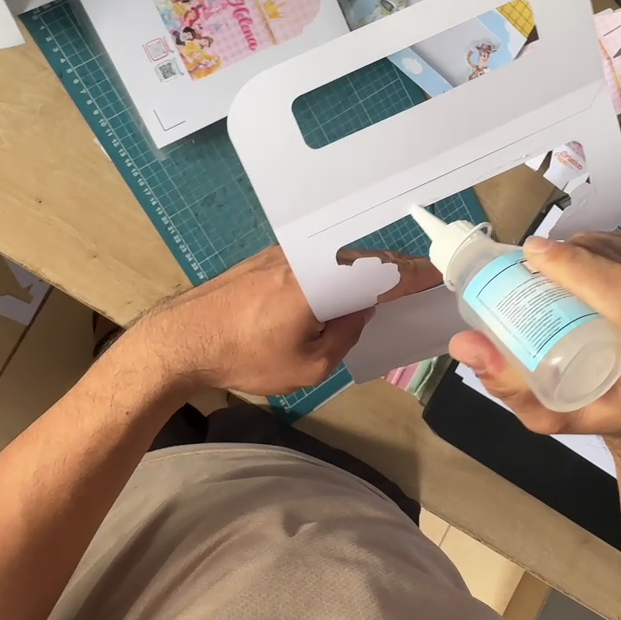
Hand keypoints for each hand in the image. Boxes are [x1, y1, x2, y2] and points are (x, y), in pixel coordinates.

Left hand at [127, 246, 440, 395]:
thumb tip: (359, 313)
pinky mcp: (268, 257)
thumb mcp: (308, 366)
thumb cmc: (244, 357)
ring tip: (386, 289)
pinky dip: (338, 272)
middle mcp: (307, 257)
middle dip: (395, 270)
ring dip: (365, 272)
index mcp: (321, 280)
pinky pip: (316, 261)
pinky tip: (342, 289)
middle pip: (363, 259)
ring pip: (338, 259)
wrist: (179, 340)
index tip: (441, 276)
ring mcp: (285, 253)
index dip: (414, 276)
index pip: (381, 275)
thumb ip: (344, 337)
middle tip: (421, 282)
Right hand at [448, 232, 620, 438]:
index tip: (534, 256)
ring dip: (588, 246)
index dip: (581, 268)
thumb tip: (465, 343)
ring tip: (554, 260)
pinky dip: (604, 244)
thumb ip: (510, 386)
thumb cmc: (604, 410)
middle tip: (533, 255)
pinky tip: (583, 257)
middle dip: (576, 253)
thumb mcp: (552, 414)